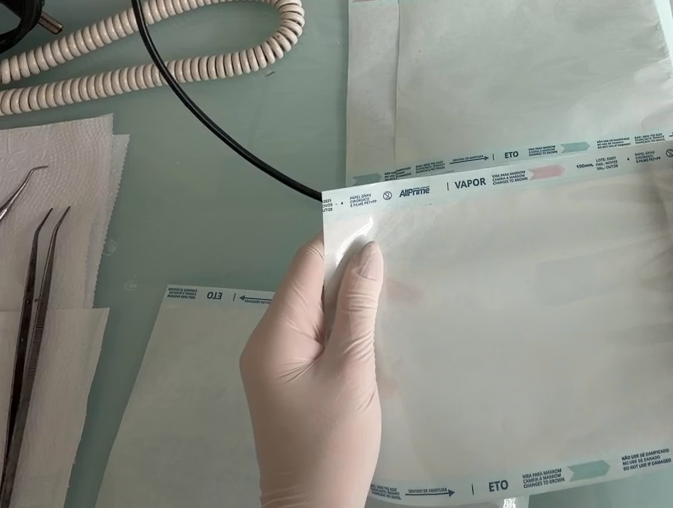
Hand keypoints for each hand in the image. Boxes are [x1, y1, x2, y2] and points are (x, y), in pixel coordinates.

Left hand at [241, 238, 385, 507]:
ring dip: (356, 302)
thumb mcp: (352, 367)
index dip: (342, 242)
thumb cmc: (333, 441)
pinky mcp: (293, 377)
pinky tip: (380, 332)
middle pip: (312, 284)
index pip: (306, 265)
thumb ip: (358, 306)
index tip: (382, 230)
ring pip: (320, 309)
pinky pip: (321, 335)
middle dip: (355, 274)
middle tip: (403, 270)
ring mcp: (279, 361)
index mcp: (275, 335)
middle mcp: (269, 341)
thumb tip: (368, 252)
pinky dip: (349, 328)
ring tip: (399, 299)